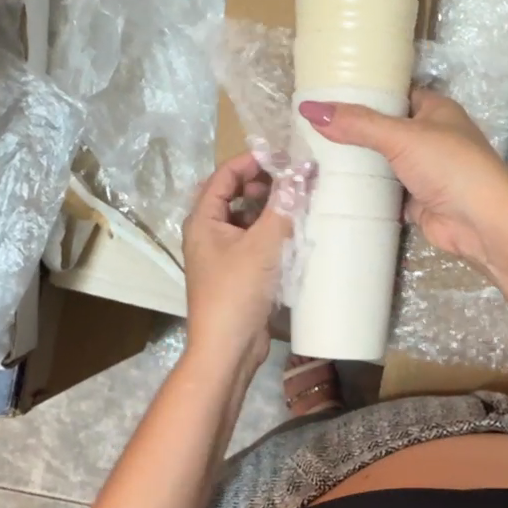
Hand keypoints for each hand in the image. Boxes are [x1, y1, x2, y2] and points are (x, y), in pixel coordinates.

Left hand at [181, 153, 292, 371]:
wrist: (227, 349)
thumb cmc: (236, 294)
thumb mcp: (263, 245)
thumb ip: (284, 206)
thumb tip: (304, 171)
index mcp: (203, 220)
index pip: (225, 175)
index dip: (253, 161)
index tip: (286, 158)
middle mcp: (208, 234)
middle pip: (236, 196)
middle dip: (265, 186)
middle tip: (296, 183)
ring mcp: (222, 257)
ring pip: (247, 221)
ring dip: (271, 211)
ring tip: (300, 206)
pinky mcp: (237, 276)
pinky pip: (254, 244)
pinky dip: (272, 235)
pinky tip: (295, 236)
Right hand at [298, 89, 507, 267]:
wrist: (480, 222)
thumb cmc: (450, 166)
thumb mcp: (401, 136)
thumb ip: (357, 125)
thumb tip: (310, 109)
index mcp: (435, 110)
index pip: (395, 94)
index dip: (366, 94)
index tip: (329, 96)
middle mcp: (431, 138)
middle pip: (385, 131)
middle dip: (356, 133)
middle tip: (314, 129)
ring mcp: (425, 173)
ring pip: (385, 165)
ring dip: (360, 166)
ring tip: (317, 158)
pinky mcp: (418, 203)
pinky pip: (387, 195)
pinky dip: (367, 195)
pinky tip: (338, 191)